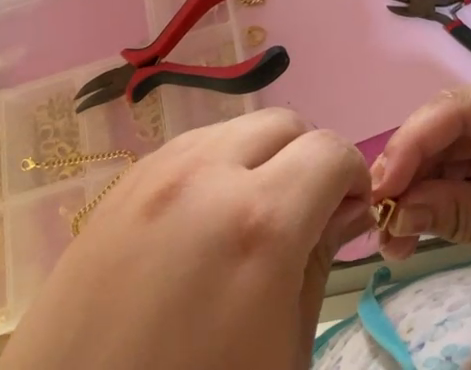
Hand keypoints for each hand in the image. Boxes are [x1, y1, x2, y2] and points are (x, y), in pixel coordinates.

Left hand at [1, 108, 372, 369]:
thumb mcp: (281, 348)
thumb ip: (317, 263)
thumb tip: (344, 211)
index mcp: (259, 221)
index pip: (331, 152)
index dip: (352, 180)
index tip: (349, 216)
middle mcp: (206, 175)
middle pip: (283, 124)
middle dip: (308, 160)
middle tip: (305, 216)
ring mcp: (154, 174)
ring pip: (232, 128)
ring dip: (258, 158)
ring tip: (249, 219)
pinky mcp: (118, 188)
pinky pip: (186, 150)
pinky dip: (212, 169)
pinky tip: (201, 224)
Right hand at [370, 82, 470, 359]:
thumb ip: (460, 211)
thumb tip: (392, 209)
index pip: (460, 108)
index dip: (414, 140)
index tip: (379, 185)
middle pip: (446, 133)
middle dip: (408, 172)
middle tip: (373, 219)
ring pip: (445, 163)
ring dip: (414, 197)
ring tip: (387, 241)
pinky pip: (459, 190)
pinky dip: (432, 213)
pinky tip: (408, 240)